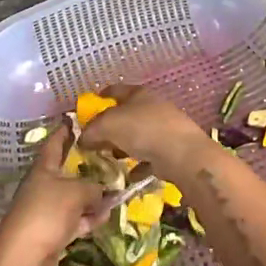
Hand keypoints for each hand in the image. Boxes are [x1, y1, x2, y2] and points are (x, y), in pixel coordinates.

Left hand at [0, 122, 105, 265]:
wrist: (24, 260)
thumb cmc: (48, 214)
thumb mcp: (78, 192)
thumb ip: (95, 187)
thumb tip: (105, 190)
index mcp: (42, 170)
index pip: (54, 144)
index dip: (65, 131)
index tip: (76, 119)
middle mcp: (41, 187)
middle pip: (66, 172)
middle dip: (88, 168)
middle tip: (111, 160)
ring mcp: (44, 210)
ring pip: (73, 198)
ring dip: (92, 198)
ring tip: (114, 196)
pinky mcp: (49, 232)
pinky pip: (73, 219)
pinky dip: (86, 218)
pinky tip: (103, 218)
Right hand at [77, 84, 213, 177]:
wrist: (182, 153)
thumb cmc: (143, 130)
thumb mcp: (108, 125)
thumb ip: (92, 130)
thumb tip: (83, 139)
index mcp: (139, 94)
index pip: (116, 90)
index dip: (101, 96)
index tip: (88, 107)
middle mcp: (153, 108)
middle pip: (126, 115)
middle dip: (109, 127)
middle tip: (93, 141)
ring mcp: (164, 128)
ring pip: (138, 136)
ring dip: (124, 147)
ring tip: (109, 158)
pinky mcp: (171, 149)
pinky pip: (149, 157)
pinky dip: (139, 165)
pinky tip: (129, 175)